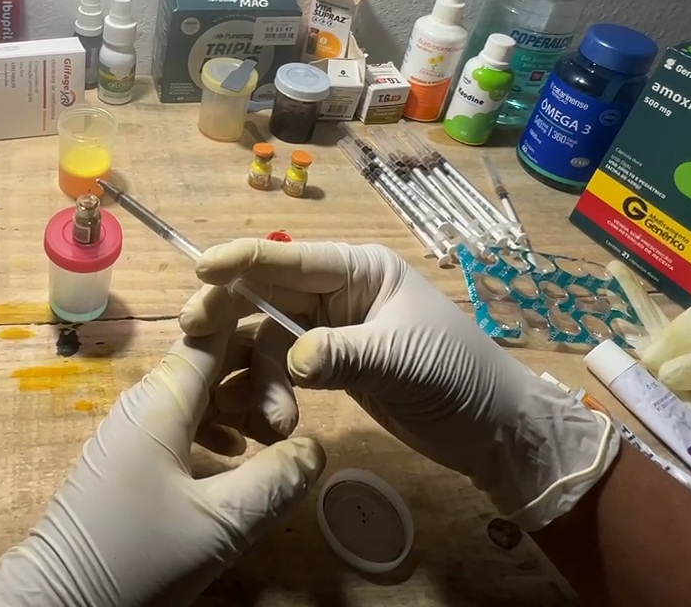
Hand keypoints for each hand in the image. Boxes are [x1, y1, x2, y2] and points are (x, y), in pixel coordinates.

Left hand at [0, 329, 324, 606]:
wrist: (60, 595)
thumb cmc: (138, 552)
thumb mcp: (218, 524)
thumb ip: (273, 481)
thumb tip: (314, 447)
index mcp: (164, 397)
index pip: (214, 331)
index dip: (252, 322)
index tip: (294, 332)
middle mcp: (149, 398)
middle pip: (211, 360)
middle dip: (256, 378)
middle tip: (289, 424)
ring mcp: (137, 424)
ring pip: (199, 392)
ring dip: (240, 407)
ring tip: (274, 440)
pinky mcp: (133, 452)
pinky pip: (184, 421)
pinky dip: (218, 429)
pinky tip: (239, 457)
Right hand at [179, 238, 614, 529]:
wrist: (496, 433)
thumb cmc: (459, 377)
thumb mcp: (402, 360)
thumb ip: (342, 355)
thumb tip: (290, 362)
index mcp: (357, 270)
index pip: (288, 257)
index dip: (241, 260)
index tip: (200, 269)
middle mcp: (337, 291)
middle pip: (268, 295)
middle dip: (231, 314)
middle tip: (193, 334)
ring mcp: (332, 328)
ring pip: (271, 339)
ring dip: (259, 374)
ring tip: (264, 416)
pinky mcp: (330, 364)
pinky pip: (284, 368)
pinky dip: (272, 391)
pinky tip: (267, 420)